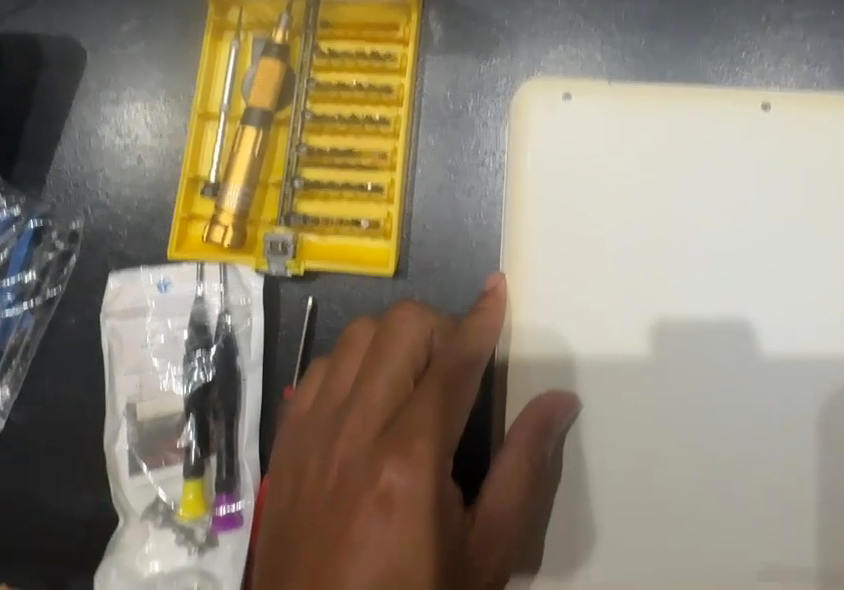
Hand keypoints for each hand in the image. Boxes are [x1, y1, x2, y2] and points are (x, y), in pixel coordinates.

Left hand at [251, 276, 582, 589]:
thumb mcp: (485, 554)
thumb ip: (523, 471)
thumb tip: (559, 401)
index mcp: (410, 462)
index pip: (453, 361)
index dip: (480, 318)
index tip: (497, 289)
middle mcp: (354, 432)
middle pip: (398, 328)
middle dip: (439, 327)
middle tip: (459, 362)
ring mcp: (311, 435)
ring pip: (354, 337)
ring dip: (392, 340)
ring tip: (414, 376)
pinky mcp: (284, 444)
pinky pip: (318, 369)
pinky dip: (350, 363)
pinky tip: (367, 396)